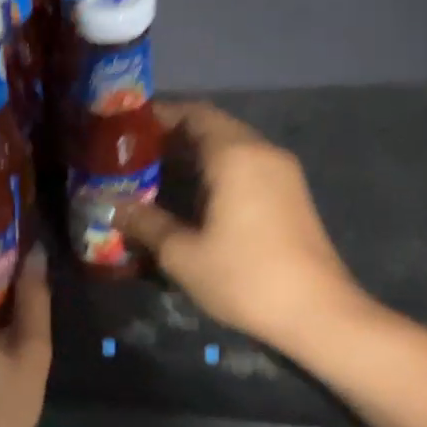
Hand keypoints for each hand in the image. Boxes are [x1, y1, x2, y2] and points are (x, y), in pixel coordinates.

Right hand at [115, 101, 365, 347]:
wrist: (314, 312)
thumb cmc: (243, 277)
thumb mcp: (181, 253)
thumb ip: (145, 223)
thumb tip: (111, 207)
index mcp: (236, 156)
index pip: (194, 114)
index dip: (158, 116)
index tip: (124, 130)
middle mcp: (262, 153)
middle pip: (212, 128)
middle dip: (170, 138)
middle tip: (129, 158)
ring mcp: (281, 175)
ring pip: (229, 150)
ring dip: (191, 158)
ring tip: (150, 179)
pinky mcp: (288, 198)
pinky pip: (243, 170)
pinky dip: (212, 175)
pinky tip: (187, 200)